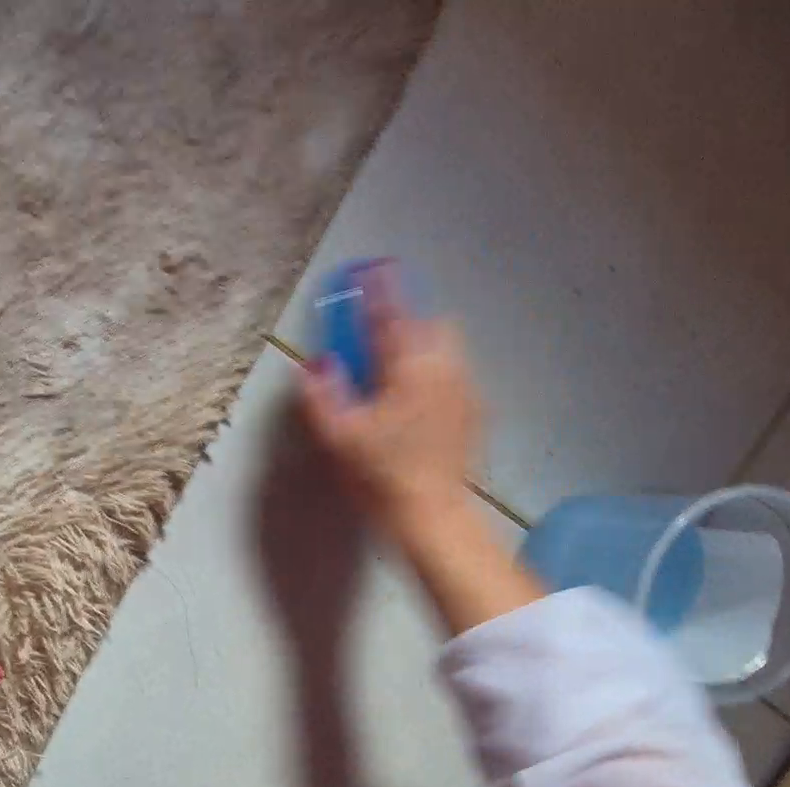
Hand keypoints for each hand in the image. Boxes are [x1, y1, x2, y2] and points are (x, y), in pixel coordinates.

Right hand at [297, 293, 481, 538]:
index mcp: (409, 368)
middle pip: (430, 323)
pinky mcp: (473, 412)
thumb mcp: (338, 435)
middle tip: (377, 335)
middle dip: (405, 320)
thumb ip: (323, 392)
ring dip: (420, 345)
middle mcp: (444, 369)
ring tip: (394, 368)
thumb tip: (316, 362)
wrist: (432, 515)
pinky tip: (414, 401)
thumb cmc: (380, 474)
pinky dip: (432, 371)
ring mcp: (464, 390)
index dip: (376, 290)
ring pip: (446, 347)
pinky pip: (453, 373)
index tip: (368, 269)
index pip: (390, 316)